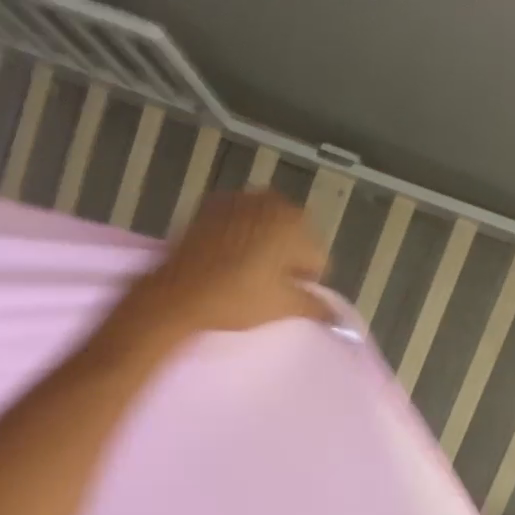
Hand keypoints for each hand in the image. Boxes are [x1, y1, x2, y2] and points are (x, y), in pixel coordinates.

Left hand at [125, 192, 330, 333]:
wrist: (178, 293)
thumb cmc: (237, 299)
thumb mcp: (283, 307)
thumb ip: (316, 307)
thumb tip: (337, 316)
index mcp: (295, 222)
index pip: (318, 258)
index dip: (307, 282)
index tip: (287, 298)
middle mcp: (272, 201)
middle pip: (295, 236)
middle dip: (288, 259)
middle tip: (269, 287)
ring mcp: (240, 198)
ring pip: (268, 226)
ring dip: (266, 246)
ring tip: (248, 275)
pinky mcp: (213, 204)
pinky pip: (241, 221)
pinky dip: (242, 236)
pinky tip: (229, 260)